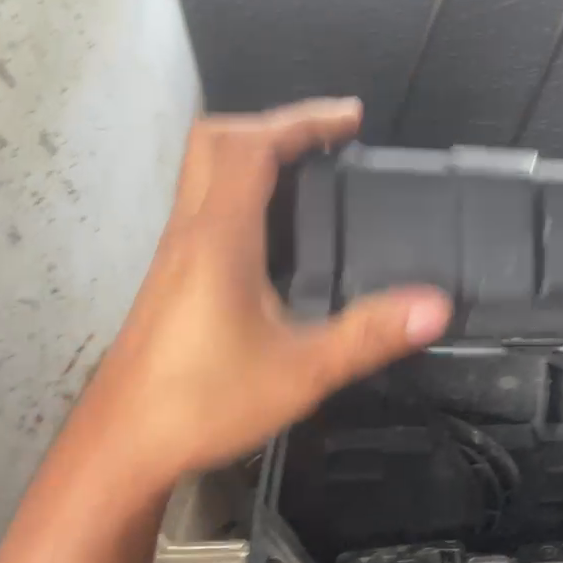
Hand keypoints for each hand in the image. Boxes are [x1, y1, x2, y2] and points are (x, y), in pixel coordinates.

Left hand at [78, 98, 450, 487]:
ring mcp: (175, 256)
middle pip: (217, 143)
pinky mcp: (174, 280)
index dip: (302, 121)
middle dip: (275, 125)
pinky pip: (206, 209)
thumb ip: (370, 335)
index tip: (350, 118)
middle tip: (329, 139)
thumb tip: (436, 306)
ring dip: (255, 156)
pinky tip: (279, 235)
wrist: (126, 445)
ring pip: (205, 174)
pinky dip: (244, 194)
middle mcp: (191, 234)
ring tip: (312, 173)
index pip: (252, 148)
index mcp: (220, 240)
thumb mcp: (303, 370)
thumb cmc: (206, 402)